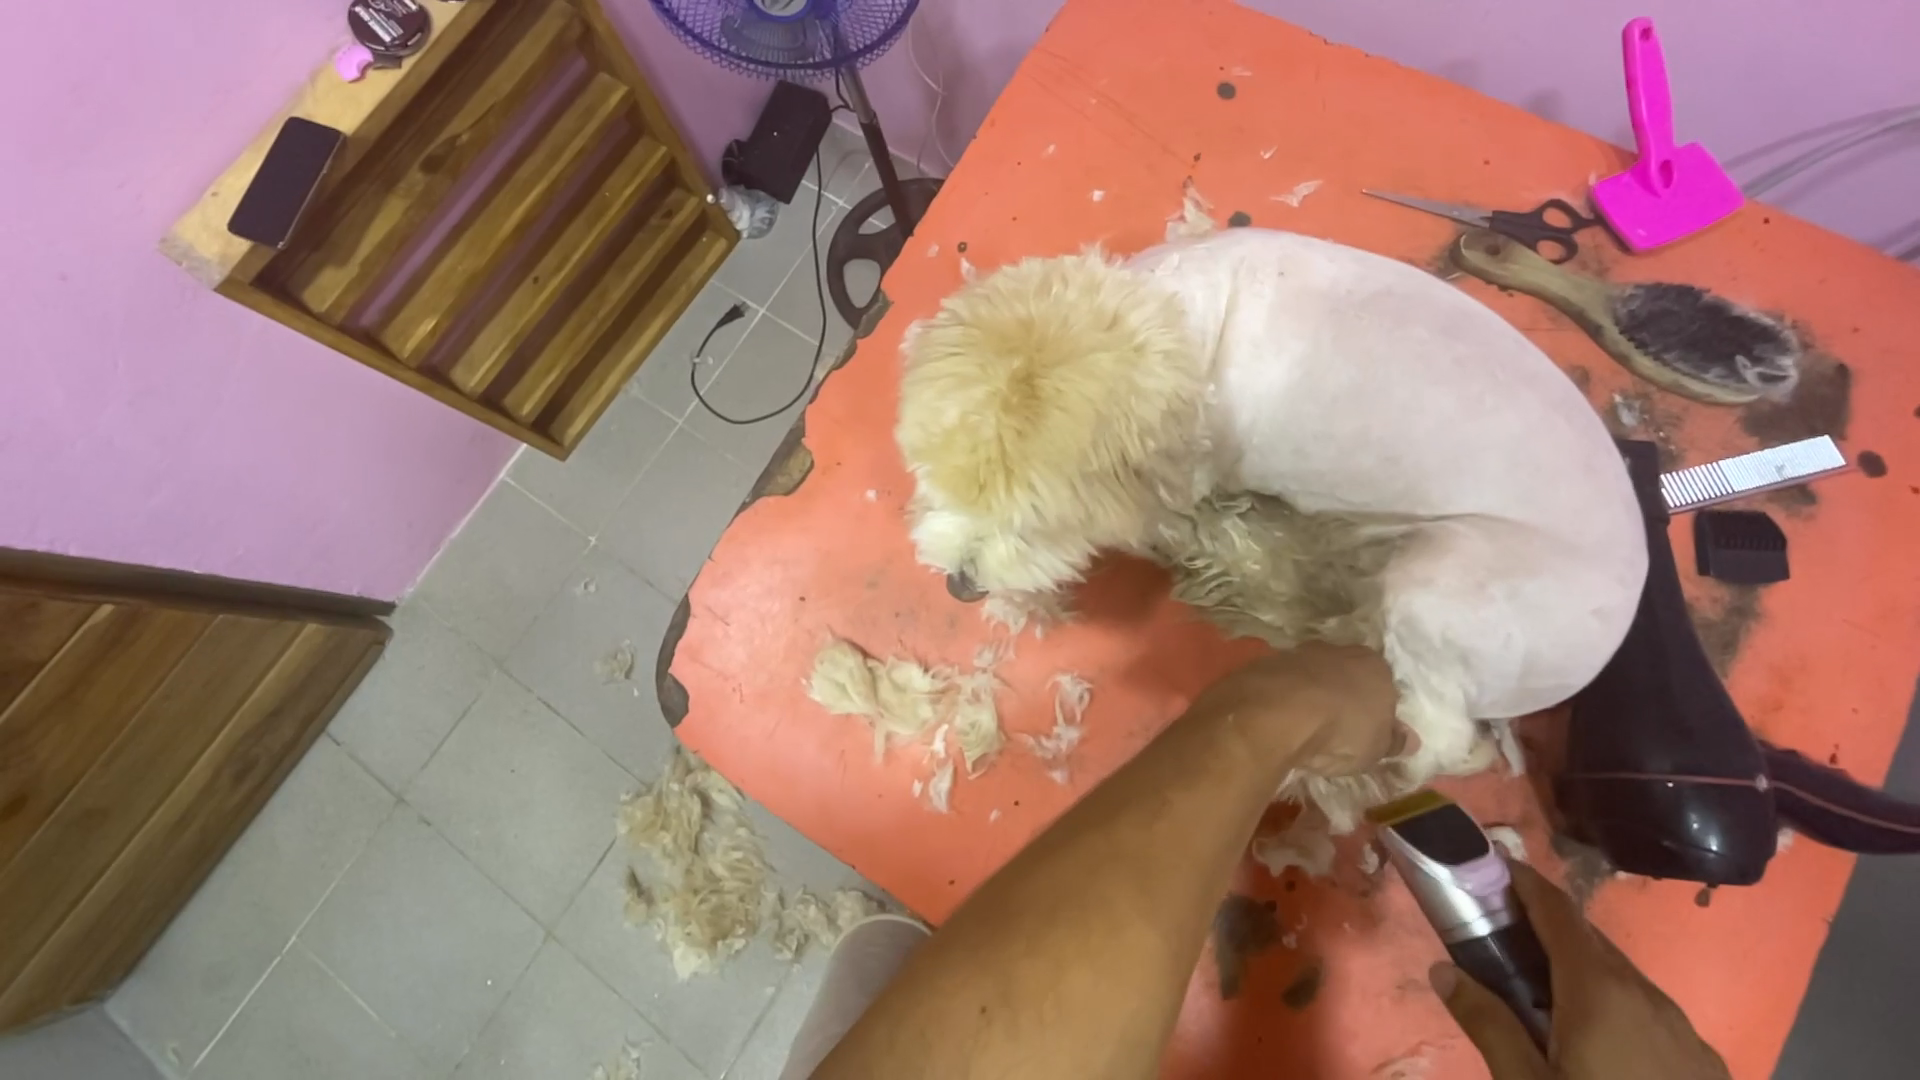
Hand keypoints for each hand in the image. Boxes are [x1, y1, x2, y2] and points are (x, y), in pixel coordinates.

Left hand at [1193, 645, 1399, 777]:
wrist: (1273, 714)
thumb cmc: (1339, 731)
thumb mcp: (1375, 748)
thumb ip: (1393, 741)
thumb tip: (1409, 739)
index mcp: (1372, 666)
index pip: (1382, 682)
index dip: (1375, 705)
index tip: (1367, 728)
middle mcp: (1334, 651)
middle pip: (1342, 672)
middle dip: (1339, 694)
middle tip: (1333, 726)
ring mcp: (1293, 653)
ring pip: (1306, 673)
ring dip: (1304, 693)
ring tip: (1299, 726)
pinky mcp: (1260, 663)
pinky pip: (1275, 682)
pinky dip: (1276, 697)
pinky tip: (1272, 719)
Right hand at [1432, 862, 1730, 1079]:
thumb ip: (1486, 1023)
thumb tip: (1441, 969)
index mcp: (1598, 991)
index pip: (1557, 911)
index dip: (1525, 881)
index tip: (1492, 865)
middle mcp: (1646, 996)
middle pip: (1589, 939)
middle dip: (1544, 925)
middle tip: (1500, 931)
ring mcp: (1685, 1032)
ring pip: (1623, 976)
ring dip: (1580, 965)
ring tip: (1543, 989)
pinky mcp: (1707, 1065)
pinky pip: (1652, 1012)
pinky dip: (1615, 1002)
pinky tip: (1599, 1040)